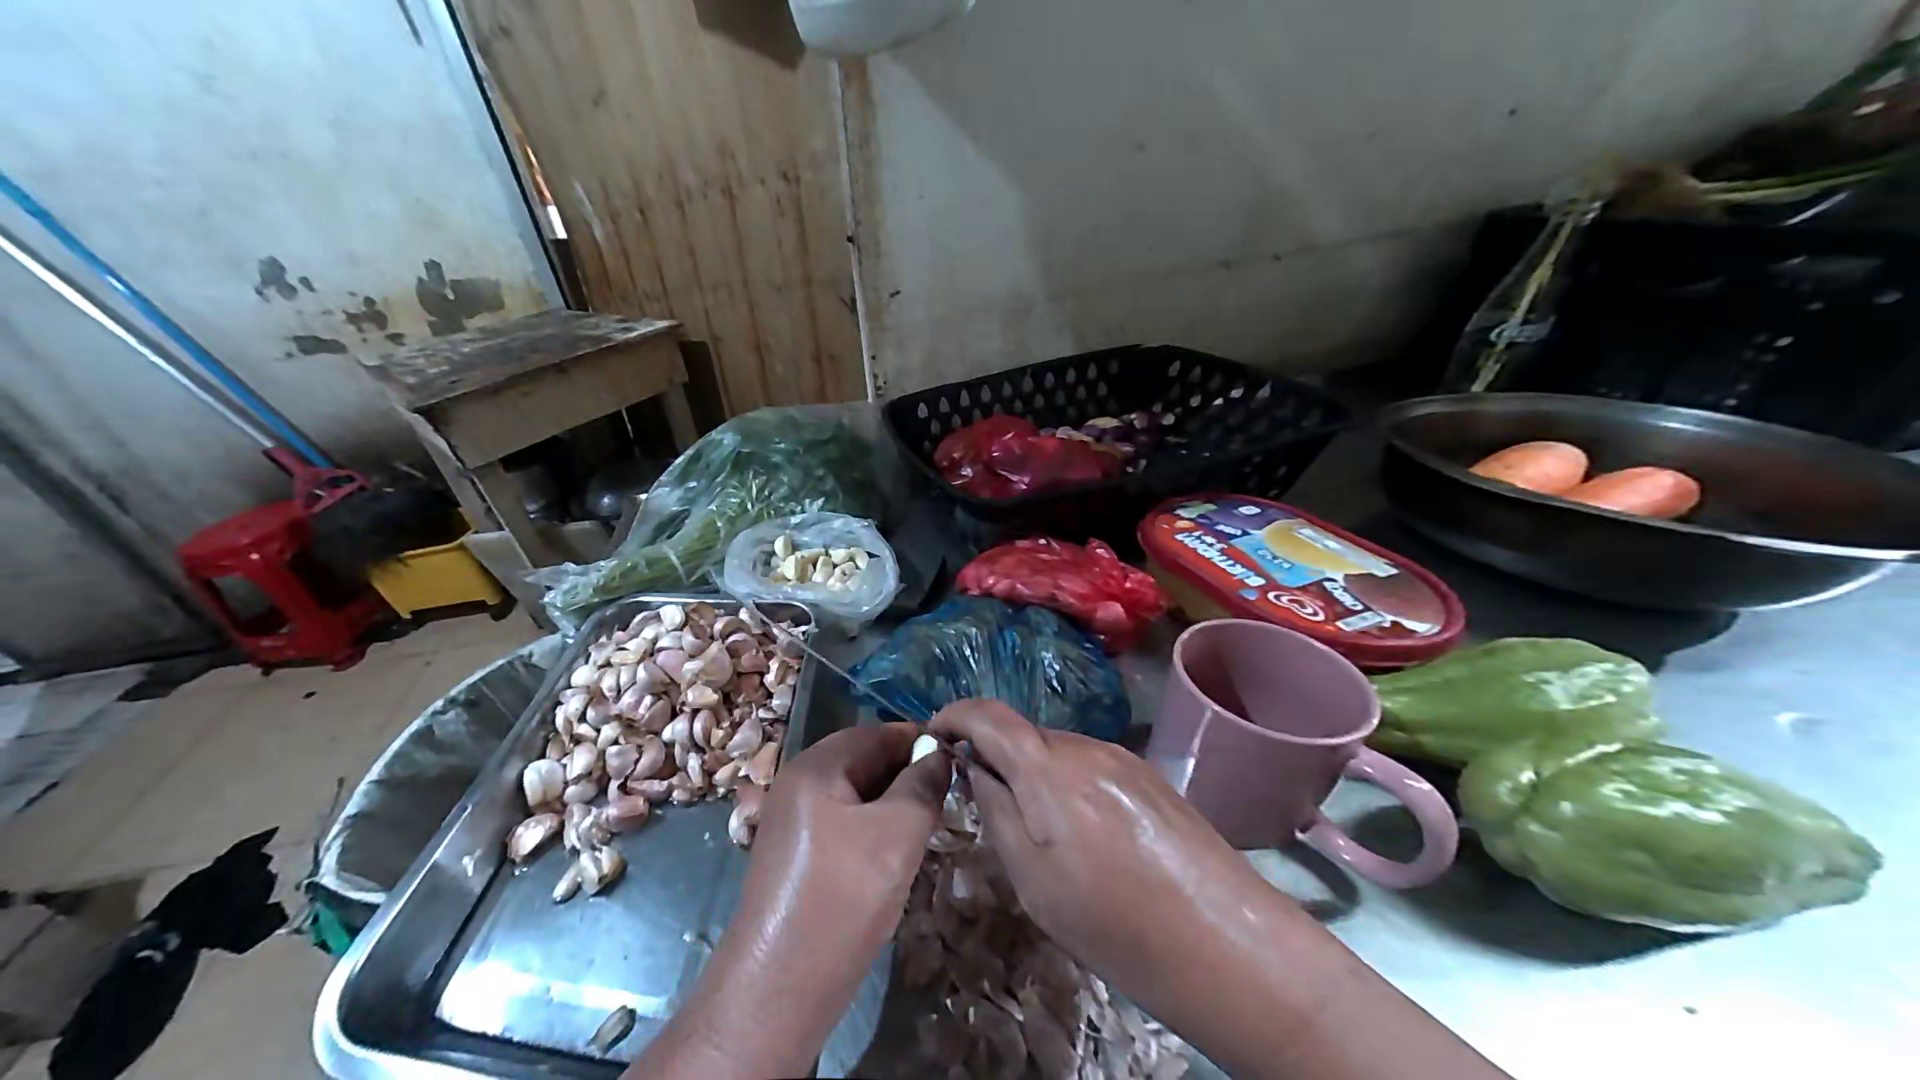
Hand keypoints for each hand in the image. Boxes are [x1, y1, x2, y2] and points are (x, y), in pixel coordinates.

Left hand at [629, 723, 948, 1079]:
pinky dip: (875, 825)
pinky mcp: (799, 853)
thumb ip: (923, 784)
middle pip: (863, 759)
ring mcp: (794, 820)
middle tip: (947, 792)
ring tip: (929, 820)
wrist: (780, 985)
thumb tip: (940, 752)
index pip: (876, 733)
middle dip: (907, 770)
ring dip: (894, 800)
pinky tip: (897, 848)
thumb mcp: (897, 834)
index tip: (958, 756)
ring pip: (856, 793)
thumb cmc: (843, 897)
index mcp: (815, 767)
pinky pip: (844, 821)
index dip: (918, 740)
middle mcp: (798, 783)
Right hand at [933, 701, 1508, 1079]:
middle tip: (988, 801)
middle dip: (997, 756)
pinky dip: (1068, 783)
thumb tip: (976, 767)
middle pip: (1024, 735)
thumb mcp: (1030, 878)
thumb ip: (995, 809)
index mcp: (1048, 770)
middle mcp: (1085, 747)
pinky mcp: (1147, 773)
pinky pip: (1090, 764)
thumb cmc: (1110, 923)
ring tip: (1044, 832)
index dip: (956, 715)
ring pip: (1058, 750)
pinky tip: (1086, 833)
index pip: (988, 715)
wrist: (1219, 941)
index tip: (938, 733)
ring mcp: (1122, 757)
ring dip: (1036, 773)